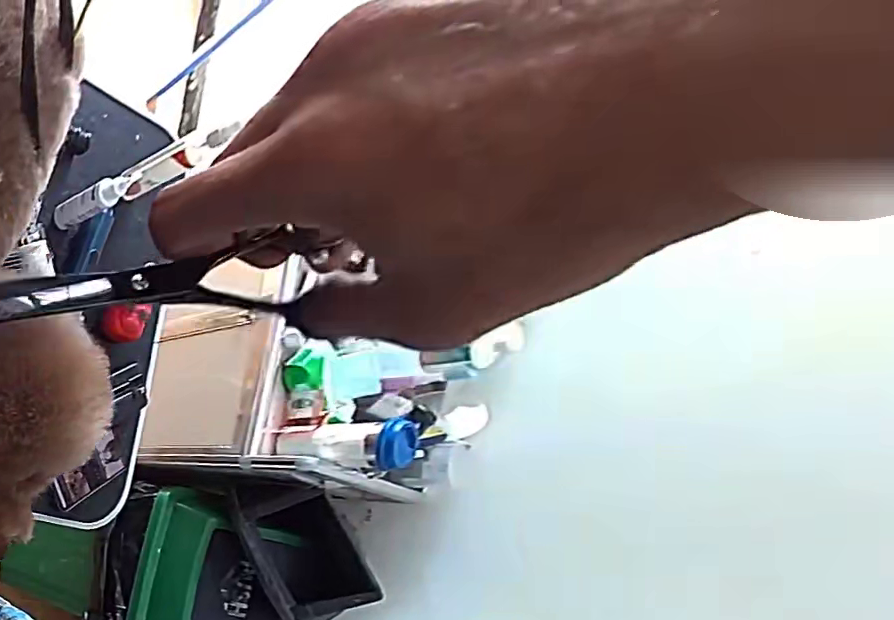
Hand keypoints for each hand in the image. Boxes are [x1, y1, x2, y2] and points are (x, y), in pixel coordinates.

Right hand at [150, 0, 757, 347]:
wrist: (715, 82)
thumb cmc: (562, 208)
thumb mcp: (425, 310)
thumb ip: (336, 315)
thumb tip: (314, 307)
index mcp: (305, 162)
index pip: (179, 211)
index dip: (180, 254)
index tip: (208, 273)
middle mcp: (320, 83)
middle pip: (228, 168)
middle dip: (252, 220)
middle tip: (311, 252)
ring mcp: (370, 31)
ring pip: (283, 125)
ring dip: (302, 176)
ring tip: (378, 207)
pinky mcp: (417, 7)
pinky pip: (342, 85)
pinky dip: (350, 132)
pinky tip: (419, 156)